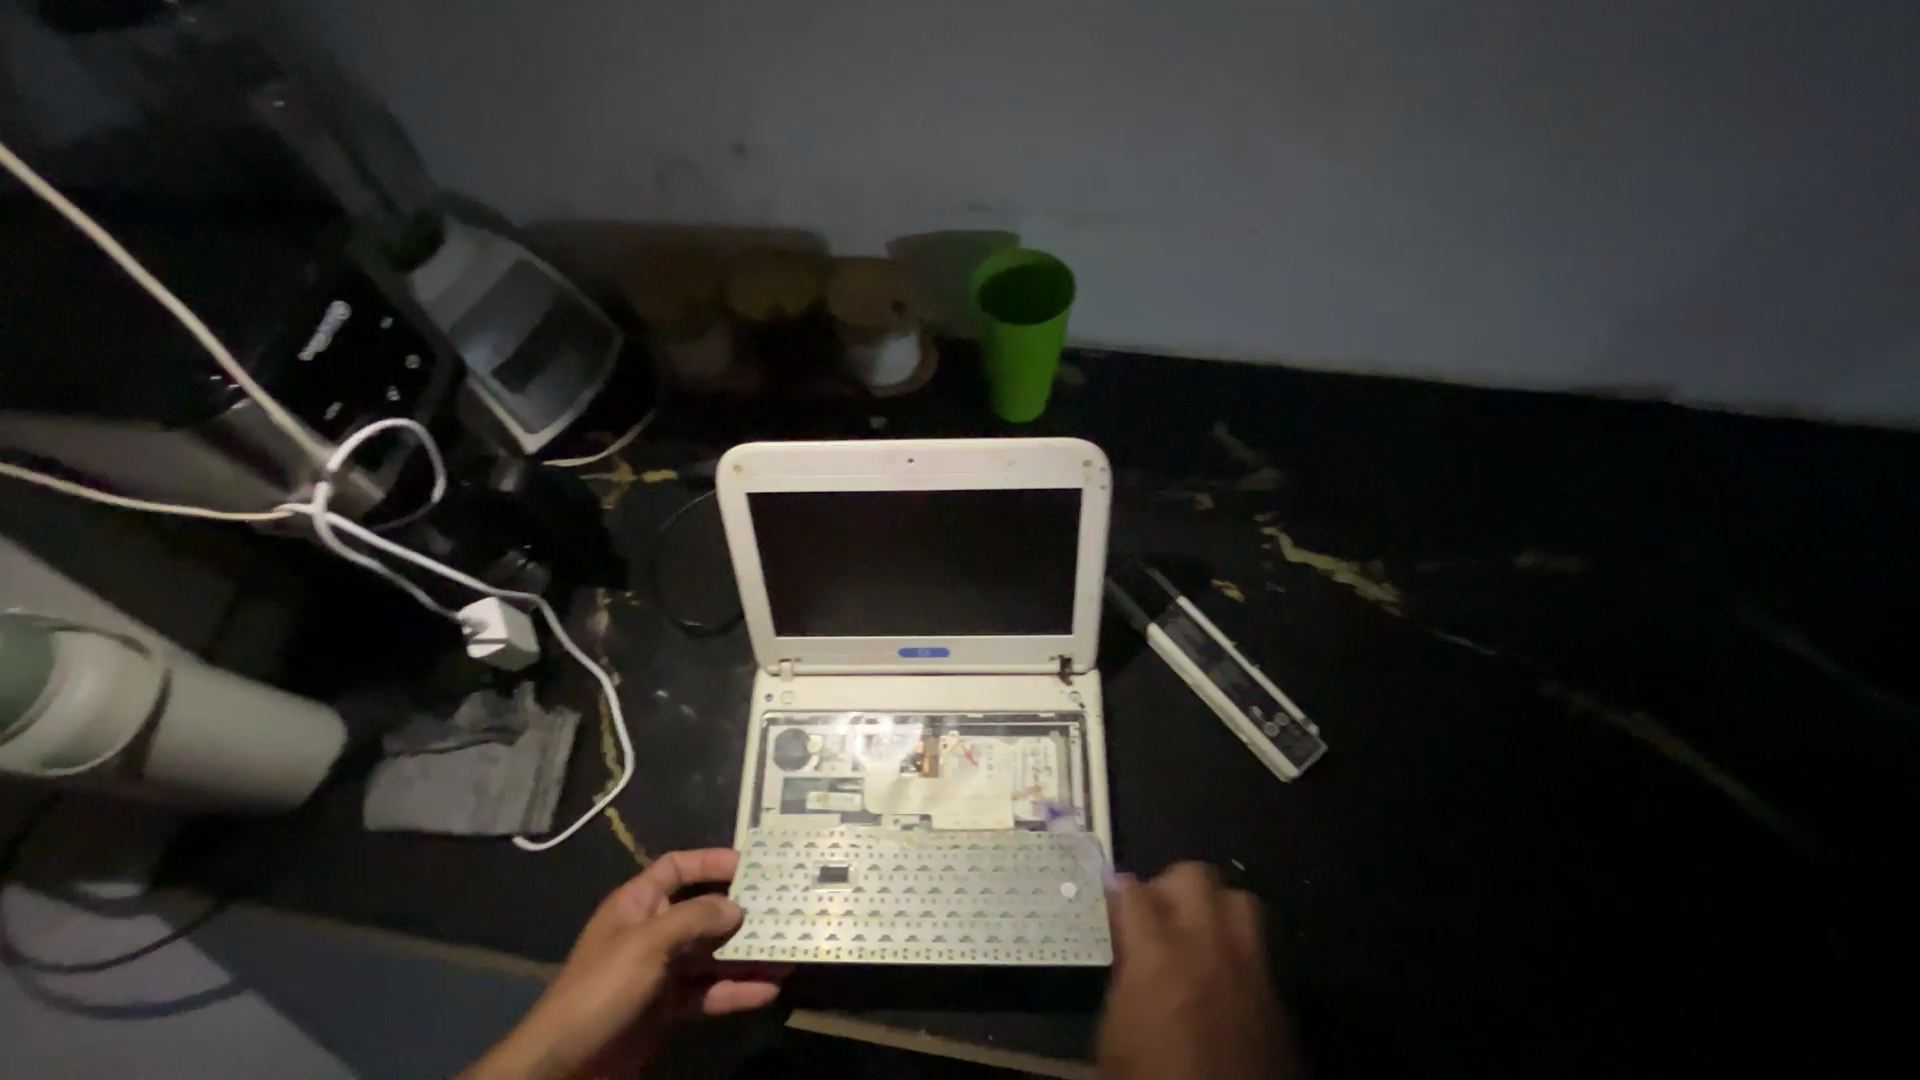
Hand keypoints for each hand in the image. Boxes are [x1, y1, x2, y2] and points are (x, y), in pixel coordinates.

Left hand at [461, 849, 788, 1079]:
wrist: (562, 1067)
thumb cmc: (601, 990)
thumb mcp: (647, 943)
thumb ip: (695, 918)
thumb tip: (737, 906)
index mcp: (637, 905)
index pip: (677, 868)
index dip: (711, 861)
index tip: (751, 864)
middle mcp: (652, 933)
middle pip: (704, 912)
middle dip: (743, 913)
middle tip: (784, 910)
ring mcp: (661, 973)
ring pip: (713, 955)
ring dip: (748, 955)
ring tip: (788, 954)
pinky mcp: (668, 1009)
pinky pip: (710, 993)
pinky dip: (737, 991)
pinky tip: (768, 991)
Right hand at [1098, 863, 1299, 1079]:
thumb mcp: (1113, 1041)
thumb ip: (1123, 981)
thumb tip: (1129, 952)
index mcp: (1157, 956)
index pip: (1132, 891)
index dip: (1117, 892)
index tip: (1111, 902)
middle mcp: (1207, 948)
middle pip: (1193, 876)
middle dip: (1169, 888)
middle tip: (1155, 917)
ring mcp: (1250, 970)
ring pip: (1239, 901)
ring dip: (1214, 910)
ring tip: (1196, 938)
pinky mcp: (1279, 999)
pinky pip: (1260, 950)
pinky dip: (1239, 953)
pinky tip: (1224, 980)